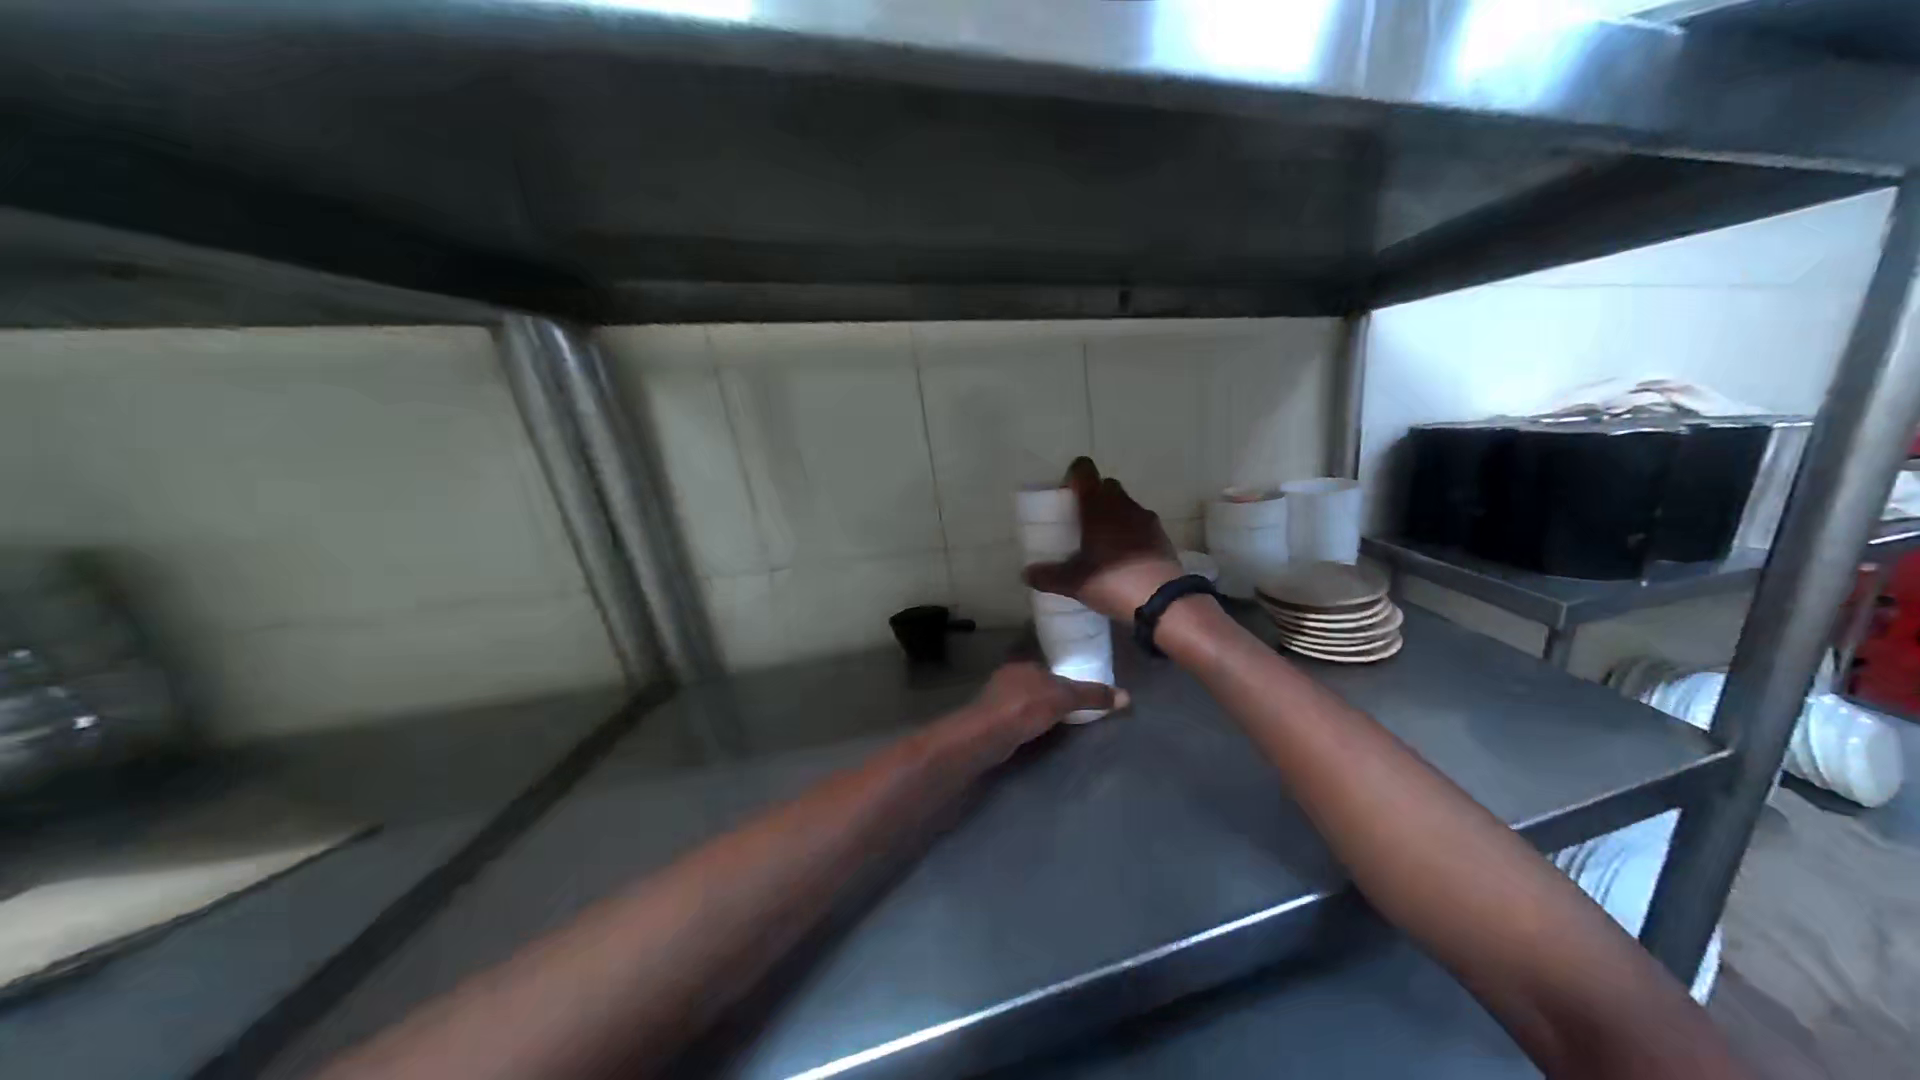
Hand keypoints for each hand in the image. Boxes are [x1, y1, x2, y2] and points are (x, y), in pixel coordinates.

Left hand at [969, 662, 1127, 745]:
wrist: (987, 734)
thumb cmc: (1026, 708)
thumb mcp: (1065, 699)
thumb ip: (1092, 696)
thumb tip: (1126, 696)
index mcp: (1025, 665)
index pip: (1050, 669)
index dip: (1065, 680)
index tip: (1078, 694)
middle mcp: (1009, 676)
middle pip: (1037, 684)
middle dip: (1050, 695)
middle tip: (1071, 711)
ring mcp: (996, 698)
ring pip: (1024, 700)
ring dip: (1037, 710)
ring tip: (1056, 724)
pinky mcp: (991, 718)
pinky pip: (1015, 716)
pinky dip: (1026, 723)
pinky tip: (1034, 733)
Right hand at [1022, 457, 1184, 621]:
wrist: (1162, 601)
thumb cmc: (1112, 581)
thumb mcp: (1073, 583)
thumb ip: (1047, 576)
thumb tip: (1026, 574)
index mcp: (1097, 506)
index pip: (1084, 471)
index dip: (1074, 476)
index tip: (1067, 495)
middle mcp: (1122, 504)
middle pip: (1106, 486)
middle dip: (1094, 496)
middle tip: (1082, 521)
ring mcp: (1146, 518)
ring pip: (1125, 504)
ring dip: (1114, 514)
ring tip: (1103, 541)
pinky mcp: (1161, 535)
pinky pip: (1141, 523)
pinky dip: (1131, 531)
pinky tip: (1125, 555)